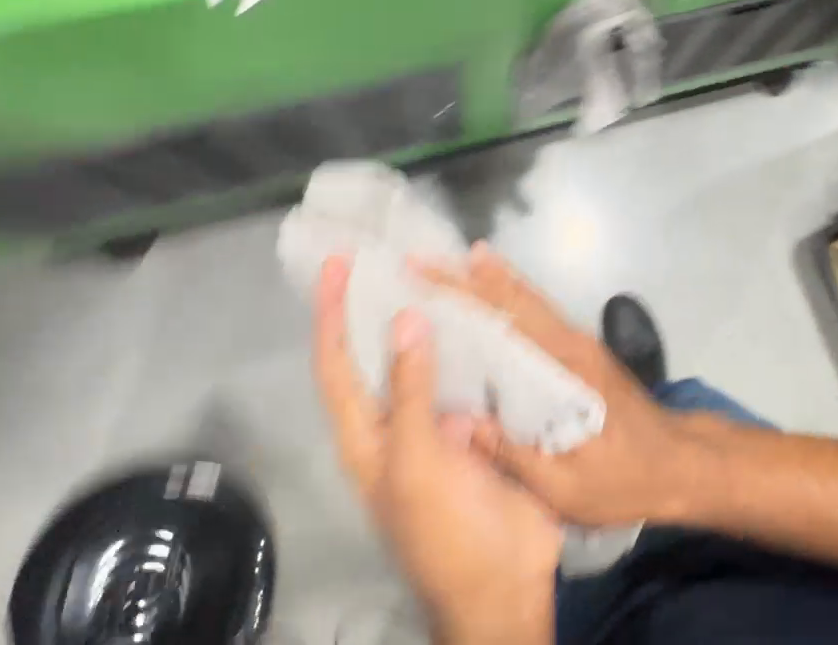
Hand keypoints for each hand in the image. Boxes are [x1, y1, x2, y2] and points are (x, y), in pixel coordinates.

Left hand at [312, 255, 560, 644]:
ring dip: (431, 321)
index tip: (337, 267)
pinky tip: (489, 315)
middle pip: (380, 357)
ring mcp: (441, 424)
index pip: (336, 366)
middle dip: (378, 307)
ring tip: (441, 271)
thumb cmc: (446, 530)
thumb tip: (405, 318)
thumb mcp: (417, 462)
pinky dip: (475, 346)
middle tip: (391, 255)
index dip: (332, 316)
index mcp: (368, 436)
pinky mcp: (481, 425)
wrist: (505, 582)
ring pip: (429, 362)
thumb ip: (410, 391)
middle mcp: (398, 423)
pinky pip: (472, 376)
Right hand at [413, 244, 726, 528]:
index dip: (464, 293)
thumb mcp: (566, 485)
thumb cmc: (626, 477)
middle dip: (466, 277)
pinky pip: (538, 317)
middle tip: (420, 260)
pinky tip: (491, 301)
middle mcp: (570, 343)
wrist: (683, 465)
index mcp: (564, 366)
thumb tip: (454, 422)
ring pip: (528, 302)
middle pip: (514, 298)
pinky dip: (509, 300)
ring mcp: (579, 345)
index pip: (507, 317)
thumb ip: (512, 454)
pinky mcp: (582, 354)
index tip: (425, 272)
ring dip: (488, 282)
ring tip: (448, 266)